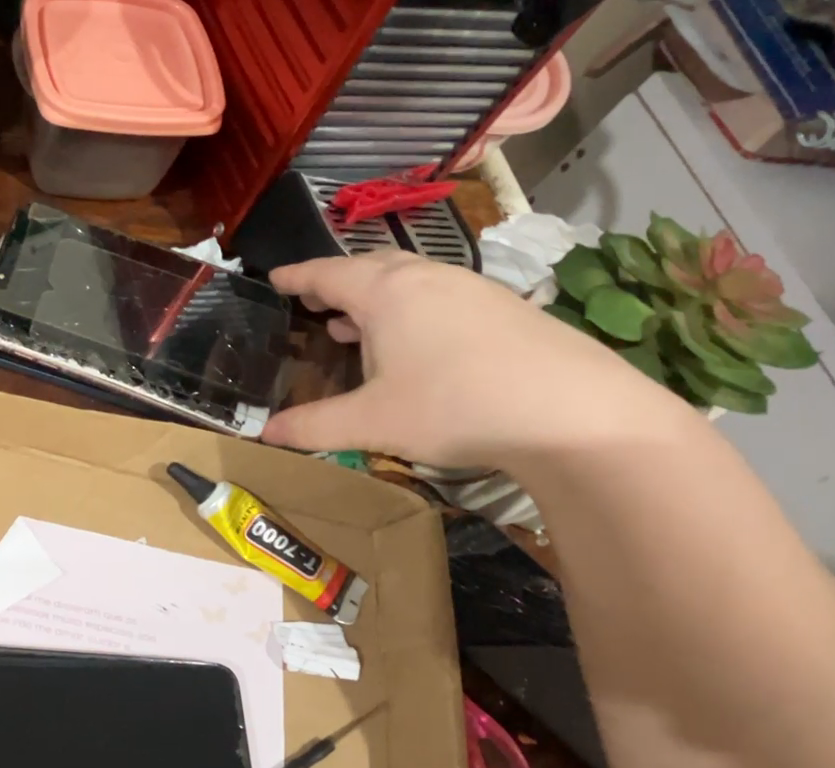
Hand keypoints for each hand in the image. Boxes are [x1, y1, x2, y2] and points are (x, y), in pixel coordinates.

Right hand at [264, 251, 690, 468]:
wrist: (571, 410)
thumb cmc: (452, 406)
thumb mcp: (368, 423)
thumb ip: (310, 426)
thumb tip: (263, 434)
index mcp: (387, 293)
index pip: (328, 274)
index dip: (296, 277)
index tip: (273, 278)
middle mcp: (427, 278)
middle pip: (370, 266)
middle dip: (335, 282)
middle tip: (309, 300)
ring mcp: (470, 289)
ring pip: (407, 281)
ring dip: (371, 297)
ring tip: (347, 325)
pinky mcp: (501, 309)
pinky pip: (435, 296)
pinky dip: (405, 310)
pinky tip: (406, 343)